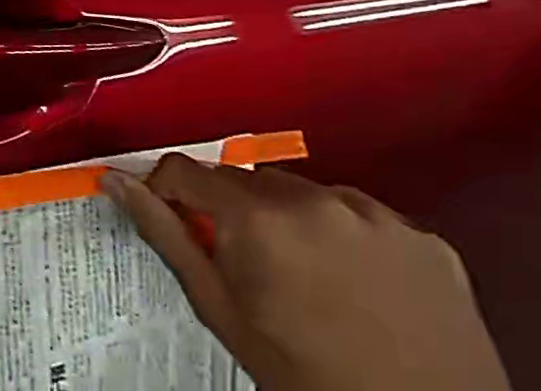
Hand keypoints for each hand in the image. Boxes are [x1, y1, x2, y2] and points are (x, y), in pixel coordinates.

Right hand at [101, 155, 509, 390]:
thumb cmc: (306, 374)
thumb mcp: (220, 309)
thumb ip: (165, 234)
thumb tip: (115, 181)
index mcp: (257, 218)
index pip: (183, 170)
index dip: (166, 191)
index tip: (172, 220)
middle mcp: (314, 201)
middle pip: (240, 178)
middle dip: (227, 208)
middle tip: (238, 259)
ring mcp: (376, 217)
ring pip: (298, 190)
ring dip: (284, 215)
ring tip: (298, 270)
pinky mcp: (425, 238)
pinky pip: (358, 214)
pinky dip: (342, 233)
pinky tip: (351, 278)